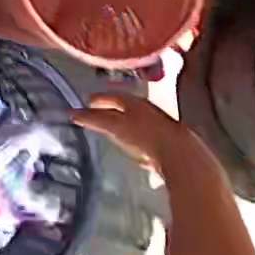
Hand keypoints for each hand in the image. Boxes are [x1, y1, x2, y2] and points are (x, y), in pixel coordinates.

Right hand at [73, 92, 196, 169]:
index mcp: (135, 102)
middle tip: (99, 113)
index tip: (88, 101)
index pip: (113, 96)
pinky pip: (151, 139)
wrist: (183, 158)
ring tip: (116, 131)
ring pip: (141, 122)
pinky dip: (140, 140)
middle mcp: (150, 111)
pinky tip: (137, 151)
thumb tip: (71, 113)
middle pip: (128, 107)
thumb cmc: (144, 137)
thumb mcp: (114, 126)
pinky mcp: (172, 146)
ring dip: (128, 125)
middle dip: (113, 109)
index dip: (100, 99)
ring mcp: (163, 128)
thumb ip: (93, 119)